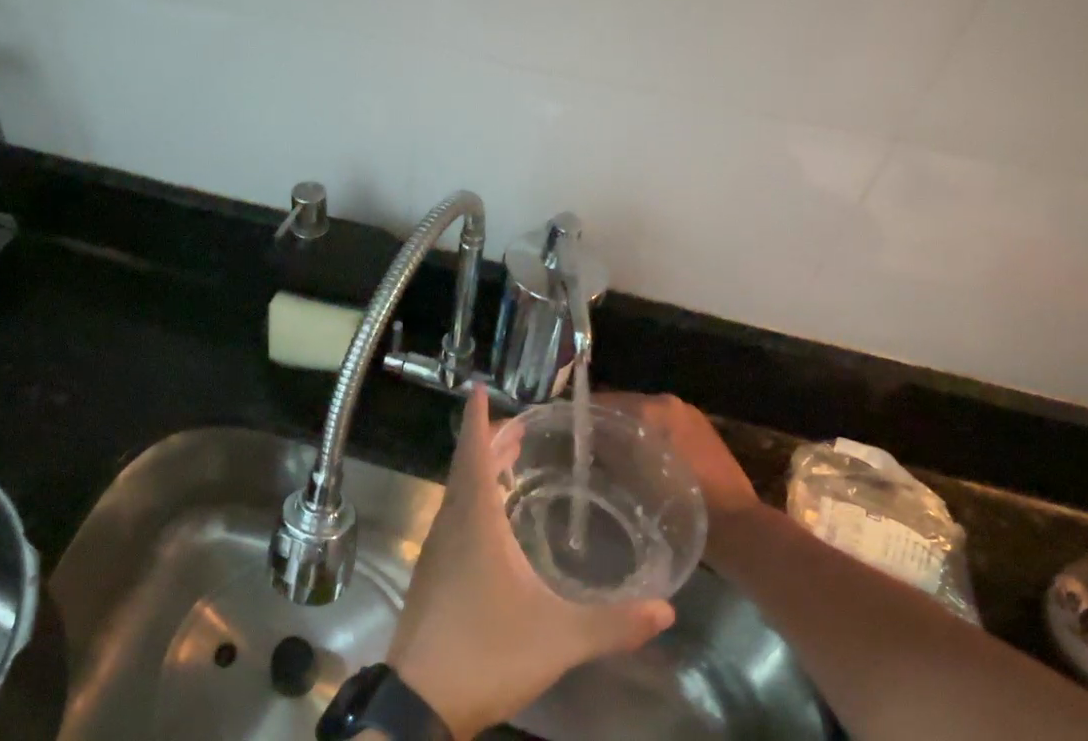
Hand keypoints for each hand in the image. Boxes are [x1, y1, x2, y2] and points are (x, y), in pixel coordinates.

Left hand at [384, 388, 673, 739]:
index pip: (473, 453)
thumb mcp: (558, 638)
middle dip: (488, 442)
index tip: (478, 387)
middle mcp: (450, 526)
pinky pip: (454, 520)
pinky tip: (494, 523)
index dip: (477, 419)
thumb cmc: (486, 651)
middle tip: (518, 425)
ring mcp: (437, 553)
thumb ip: (613, 623)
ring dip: (478, 471)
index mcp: (474, 522)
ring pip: (457, 495)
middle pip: (465, 468)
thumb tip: (666, 608)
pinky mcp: (433, 577)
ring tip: (508, 463)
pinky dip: (473, 502)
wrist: (421, 700)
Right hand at [595, 392, 757, 516]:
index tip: (565, 437)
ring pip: (644, 416)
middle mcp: (668, 402)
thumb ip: (601, 449)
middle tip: (585, 449)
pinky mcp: (702, 429)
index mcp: (648, 407)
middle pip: (622, 406)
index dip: (581, 419)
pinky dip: (649, 437)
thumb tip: (581, 435)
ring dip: (627, 431)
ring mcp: (688, 414)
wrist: (735, 526)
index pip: (600, 403)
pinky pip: (663, 426)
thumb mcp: (626, 478)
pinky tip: (643, 462)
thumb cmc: (676, 504)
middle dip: (604, 425)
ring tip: (612, 458)